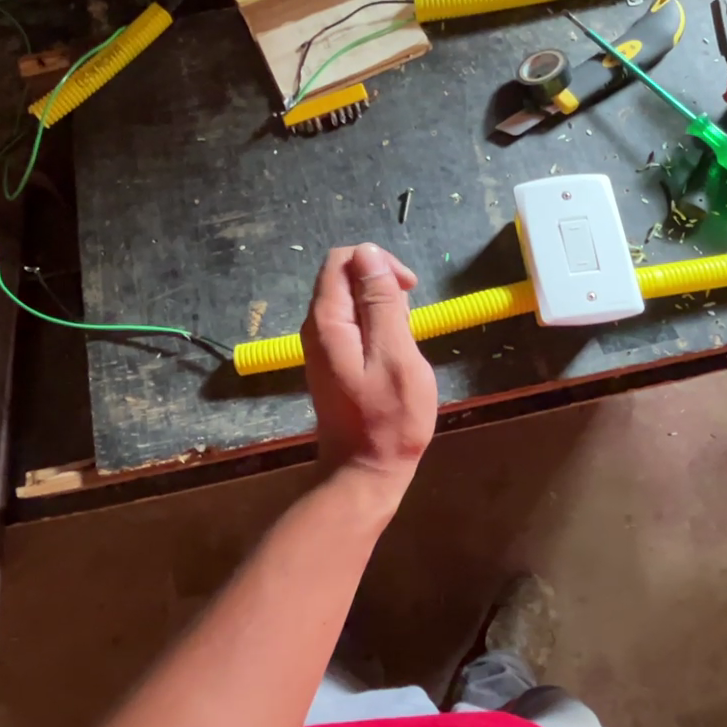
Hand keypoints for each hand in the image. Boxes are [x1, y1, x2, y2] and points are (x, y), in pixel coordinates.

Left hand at [301, 244, 437, 488]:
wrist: (365, 472)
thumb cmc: (388, 419)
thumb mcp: (395, 355)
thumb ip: (381, 302)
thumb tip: (368, 253)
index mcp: (327, 320)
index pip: (342, 260)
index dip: (378, 262)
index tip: (408, 289)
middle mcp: (316, 327)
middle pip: (345, 277)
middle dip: (382, 285)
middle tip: (409, 322)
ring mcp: (323, 345)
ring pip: (352, 301)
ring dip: (384, 309)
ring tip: (404, 343)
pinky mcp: (333, 361)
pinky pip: (355, 326)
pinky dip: (378, 329)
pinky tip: (394, 356)